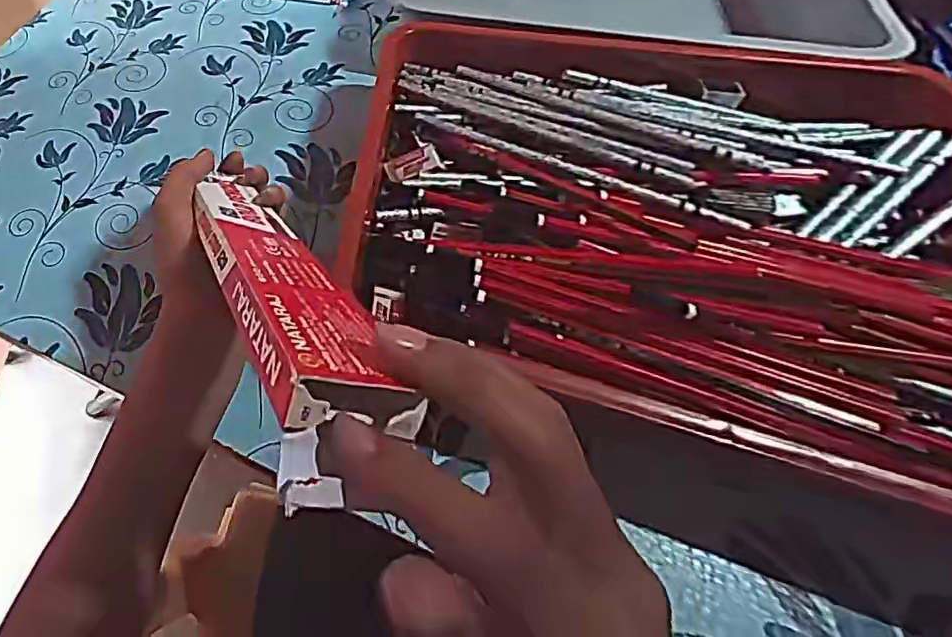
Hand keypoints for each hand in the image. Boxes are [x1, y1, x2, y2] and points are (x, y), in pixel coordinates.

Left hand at [148, 149, 286, 347]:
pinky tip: (273, 212)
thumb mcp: (168, 209)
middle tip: (250, 180)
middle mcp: (222, 221)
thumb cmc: (181, 260)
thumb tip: (208, 155)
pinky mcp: (266, 254)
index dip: (228, 166)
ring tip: (263, 198)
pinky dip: (279, 211)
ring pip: (266, 203)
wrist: (204, 313)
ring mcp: (245, 239)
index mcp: (197, 209)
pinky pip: (279, 225)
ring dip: (268, 190)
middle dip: (252, 174)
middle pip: (246, 187)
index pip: (218, 179)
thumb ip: (183, 176)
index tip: (234, 162)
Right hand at [320, 324, 668, 636]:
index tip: (343, 435)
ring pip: (544, 416)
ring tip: (402, 342)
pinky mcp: (597, 513)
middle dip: (458, 377)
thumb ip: (444, 617)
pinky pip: (538, 424)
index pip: (492, 535)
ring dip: (465, 368)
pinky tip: (444, 374)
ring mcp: (608, 531)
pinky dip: (485, 389)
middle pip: (539, 438)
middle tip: (382, 342)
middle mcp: (603, 559)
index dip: (408, 479)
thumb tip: (397, 580)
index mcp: (573, 609)